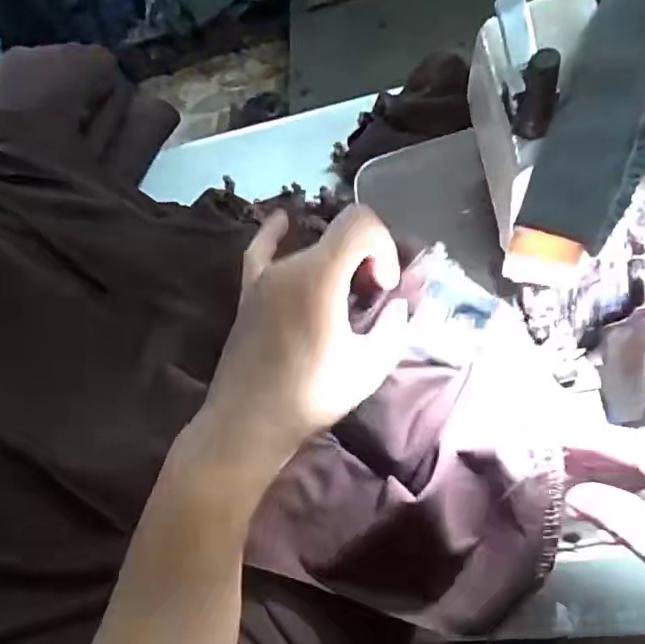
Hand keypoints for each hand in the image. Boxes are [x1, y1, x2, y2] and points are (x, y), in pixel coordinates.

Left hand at [195, 206, 409, 471]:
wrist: (248, 423)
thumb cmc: (311, 396)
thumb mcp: (369, 366)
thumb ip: (393, 326)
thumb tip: (397, 305)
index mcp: (319, 276)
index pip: (360, 223)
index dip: (384, 246)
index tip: (383, 287)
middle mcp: (288, 266)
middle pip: (338, 235)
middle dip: (365, 257)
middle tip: (371, 299)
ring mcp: (263, 278)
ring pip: (309, 247)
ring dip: (336, 261)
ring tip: (342, 298)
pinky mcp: (248, 293)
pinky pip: (262, 252)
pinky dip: (276, 234)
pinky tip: (282, 221)